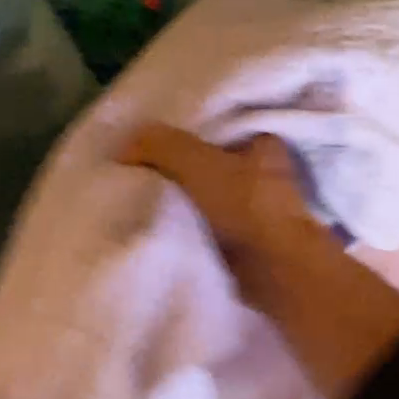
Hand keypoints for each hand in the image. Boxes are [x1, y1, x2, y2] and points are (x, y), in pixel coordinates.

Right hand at [121, 123, 398, 398]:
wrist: (274, 270)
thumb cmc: (246, 205)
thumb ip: (161, 146)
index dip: (186, 132)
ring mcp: (257, 212)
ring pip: (209, 197)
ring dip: (184, 202)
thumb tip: (124, 146)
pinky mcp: (248, 243)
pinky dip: (190, 227)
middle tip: (141, 173)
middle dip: (181, 171)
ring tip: (145, 201)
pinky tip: (164, 227)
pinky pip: (208, 226)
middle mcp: (265, 174)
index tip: (153, 144)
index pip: (219, 129)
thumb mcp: (197, 163)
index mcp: (264, 144)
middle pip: (211, 165)